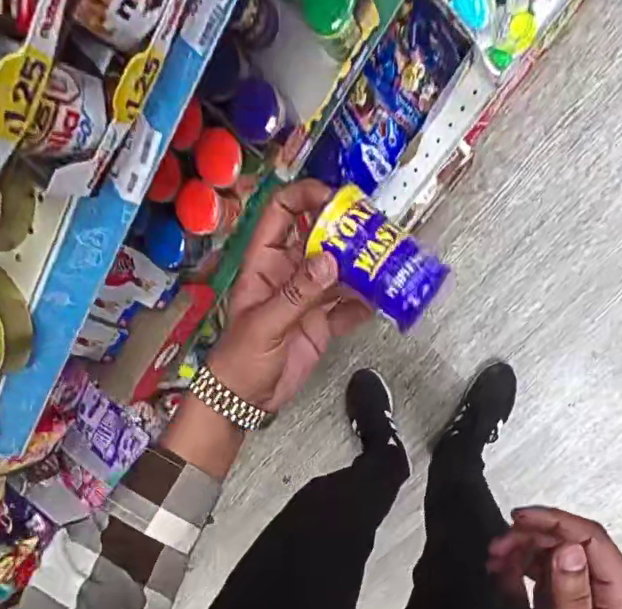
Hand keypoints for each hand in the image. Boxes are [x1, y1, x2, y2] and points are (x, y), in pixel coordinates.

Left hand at [206, 179, 370, 410]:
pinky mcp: (321, 325)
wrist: (245, 398)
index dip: (307, 197)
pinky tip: (377, 302)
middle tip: (372, 233)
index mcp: (265, 263)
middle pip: (320, 240)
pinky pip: (347, 308)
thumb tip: (328, 262)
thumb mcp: (266, 323)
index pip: (284, 212)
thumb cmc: (239, 359)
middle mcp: (289, 275)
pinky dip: (363, 305)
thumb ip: (297, 293)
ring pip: (338, 274)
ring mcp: (307, 300)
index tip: (336, 199)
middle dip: (345, 234)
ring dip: (360, 270)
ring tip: (382, 267)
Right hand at [486, 508, 621, 608]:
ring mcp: (580, 592)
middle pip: (571, 542)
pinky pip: (538, 570)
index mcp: (619, 596)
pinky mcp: (557, 600)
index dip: (558, 523)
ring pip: (551, 552)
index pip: (593, 542)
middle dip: (534, 536)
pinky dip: (516, 566)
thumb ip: (569, 597)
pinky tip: (497, 573)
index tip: (519, 519)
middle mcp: (603, 587)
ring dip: (521, 549)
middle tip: (497, 544)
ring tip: (492, 559)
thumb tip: (568, 547)